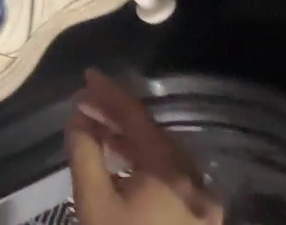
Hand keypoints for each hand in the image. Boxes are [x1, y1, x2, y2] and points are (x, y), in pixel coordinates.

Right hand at [67, 70, 222, 224]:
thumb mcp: (91, 196)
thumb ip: (84, 149)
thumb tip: (80, 117)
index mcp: (171, 173)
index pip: (138, 120)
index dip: (110, 94)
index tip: (86, 76)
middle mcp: (196, 184)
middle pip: (156, 136)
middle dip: (119, 115)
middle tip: (85, 104)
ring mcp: (205, 207)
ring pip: (166, 158)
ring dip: (131, 139)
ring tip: (98, 131)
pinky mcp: (201, 224)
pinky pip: (173, 179)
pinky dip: (145, 162)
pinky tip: (123, 164)